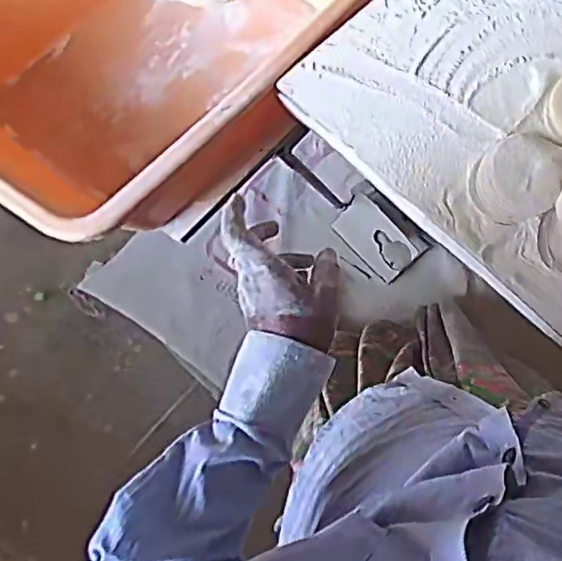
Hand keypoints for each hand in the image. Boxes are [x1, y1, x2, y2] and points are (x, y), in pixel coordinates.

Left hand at [221, 196, 339, 351]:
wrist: (290, 360)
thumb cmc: (302, 328)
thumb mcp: (324, 292)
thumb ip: (325, 269)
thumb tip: (326, 257)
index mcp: (262, 267)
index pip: (237, 233)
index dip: (236, 213)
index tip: (239, 200)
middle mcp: (250, 279)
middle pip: (246, 247)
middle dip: (261, 234)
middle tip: (274, 228)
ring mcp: (250, 294)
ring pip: (258, 265)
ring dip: (280, 259)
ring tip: (309, 266)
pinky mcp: (256, 307)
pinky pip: (263, 282)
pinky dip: (280, 275)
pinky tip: (304, 285)